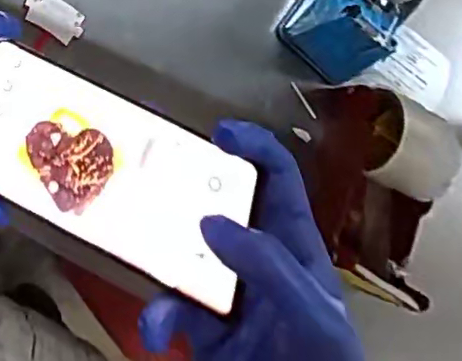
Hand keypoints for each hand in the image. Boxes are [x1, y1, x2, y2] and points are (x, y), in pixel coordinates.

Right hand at [139, 120, 363, 360]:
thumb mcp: (315, 321)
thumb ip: (271, 268)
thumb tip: (210, 221)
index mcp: (293, 246)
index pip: (278, 178)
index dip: (254, 146)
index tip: (220, 133)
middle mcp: (256, 258)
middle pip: (216, 200)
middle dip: (185, 184)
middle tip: (155, 171)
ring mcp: (227, 288)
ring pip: (182, 247)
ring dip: (159, 252)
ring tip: (147, 254)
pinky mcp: (202, 322)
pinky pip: (168, 303)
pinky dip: (157, 316)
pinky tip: (157, 329)